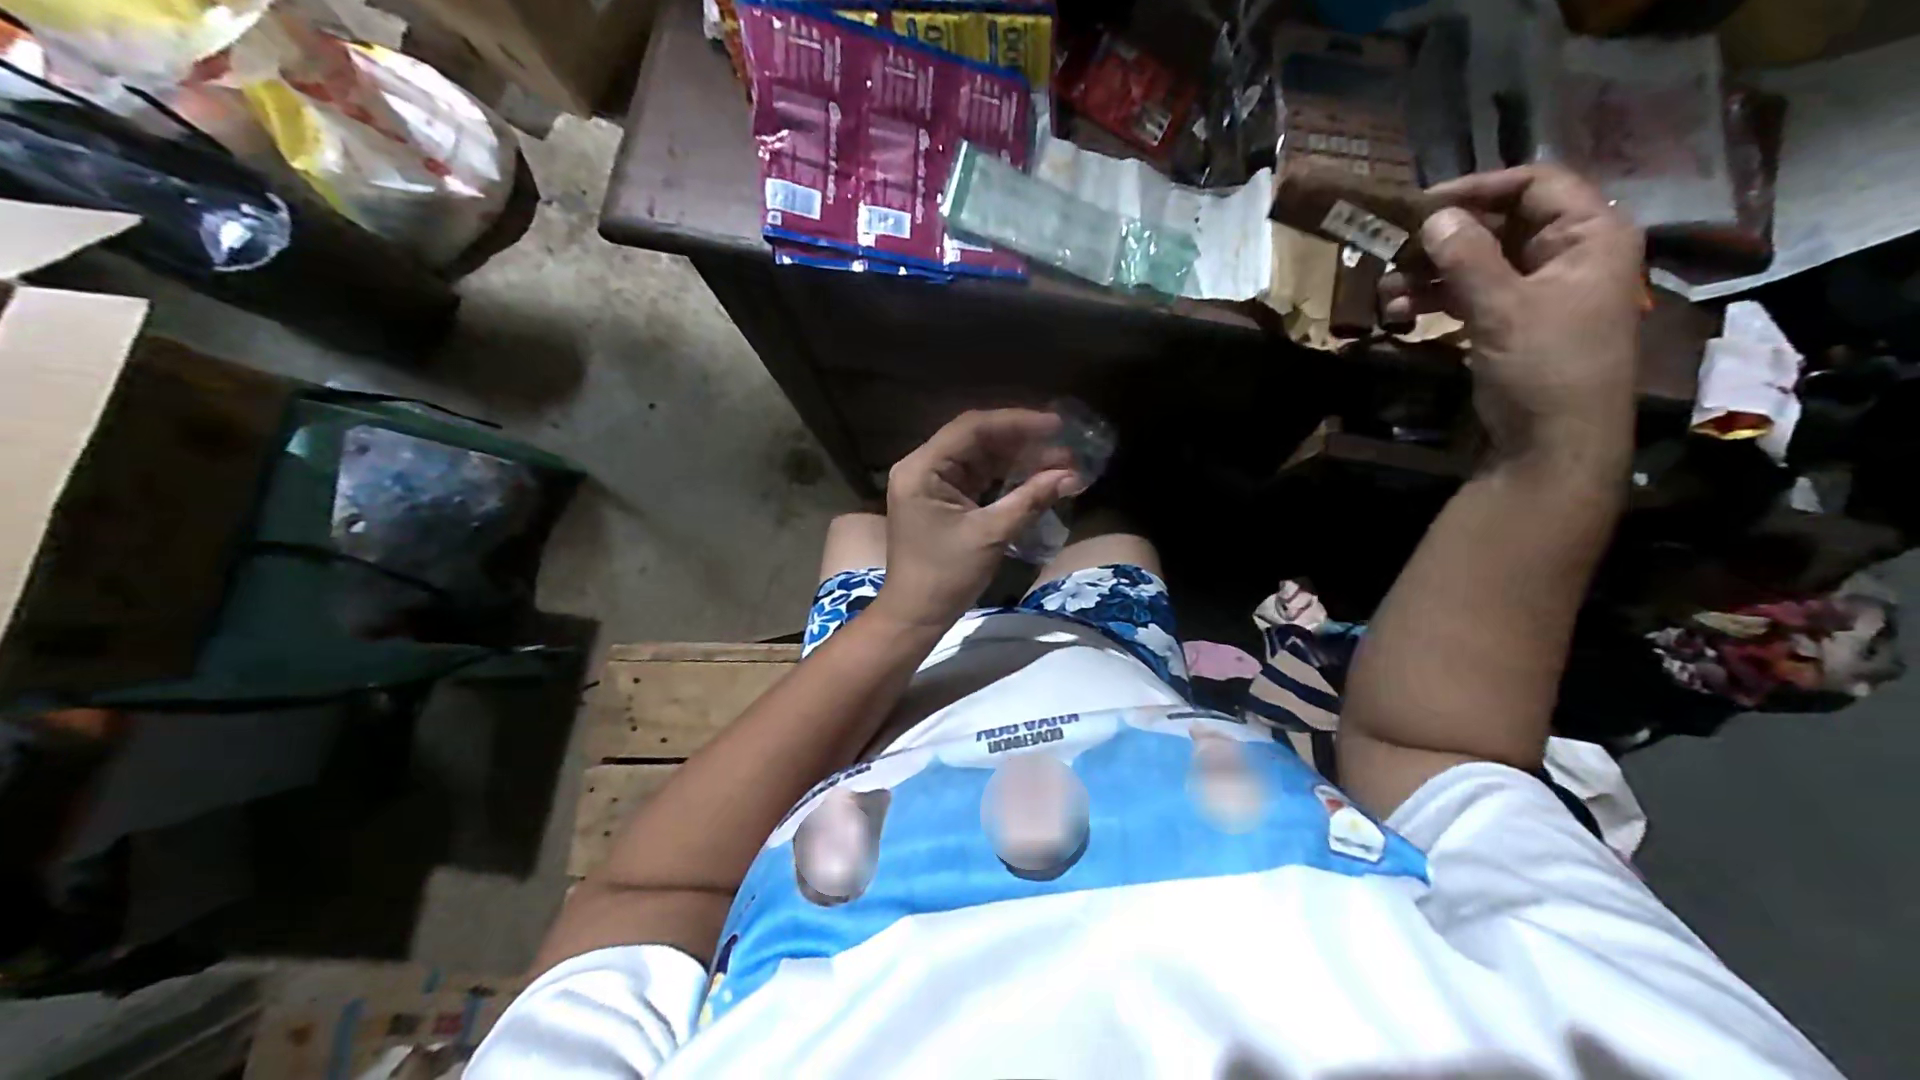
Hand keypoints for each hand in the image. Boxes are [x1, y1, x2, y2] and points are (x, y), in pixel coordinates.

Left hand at [877, 409, 1081, 627]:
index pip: (972, 429)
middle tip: (1065, 443)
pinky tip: (1039, 476)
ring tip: (1061, 460)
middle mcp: (923, 467)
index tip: (1056, 425)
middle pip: (978, 440)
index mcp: (922, 468)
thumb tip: (1072, 475)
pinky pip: (979, 477)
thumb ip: (1030, 499)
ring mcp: (932, 483)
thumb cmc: (946, 575)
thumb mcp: (991, 535)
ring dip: (1019, 459)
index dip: (1017, 422)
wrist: (916, 615)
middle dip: (1023, 441)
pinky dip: (1008, 477)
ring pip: (982, 458)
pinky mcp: (944, 499)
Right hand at [1383, 165, 1644, 464]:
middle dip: (1441, 240)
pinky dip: (1436, 298)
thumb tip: (1434, 216)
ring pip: (1476, 262)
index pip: (1536, 184)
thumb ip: (1467, 257)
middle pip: (1498, 224)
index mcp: (1588, 236)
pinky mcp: (1510, 322)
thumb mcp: (1504, 307)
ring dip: (1428, 274)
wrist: (1554, 440)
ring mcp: (1536, 290)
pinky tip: (1401, 312)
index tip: (1422, 205)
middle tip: (1393, 253)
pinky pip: (1469, 294)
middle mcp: (1566, 254)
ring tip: (1387, 293)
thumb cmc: (1546, 365)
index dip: (1479, 188)